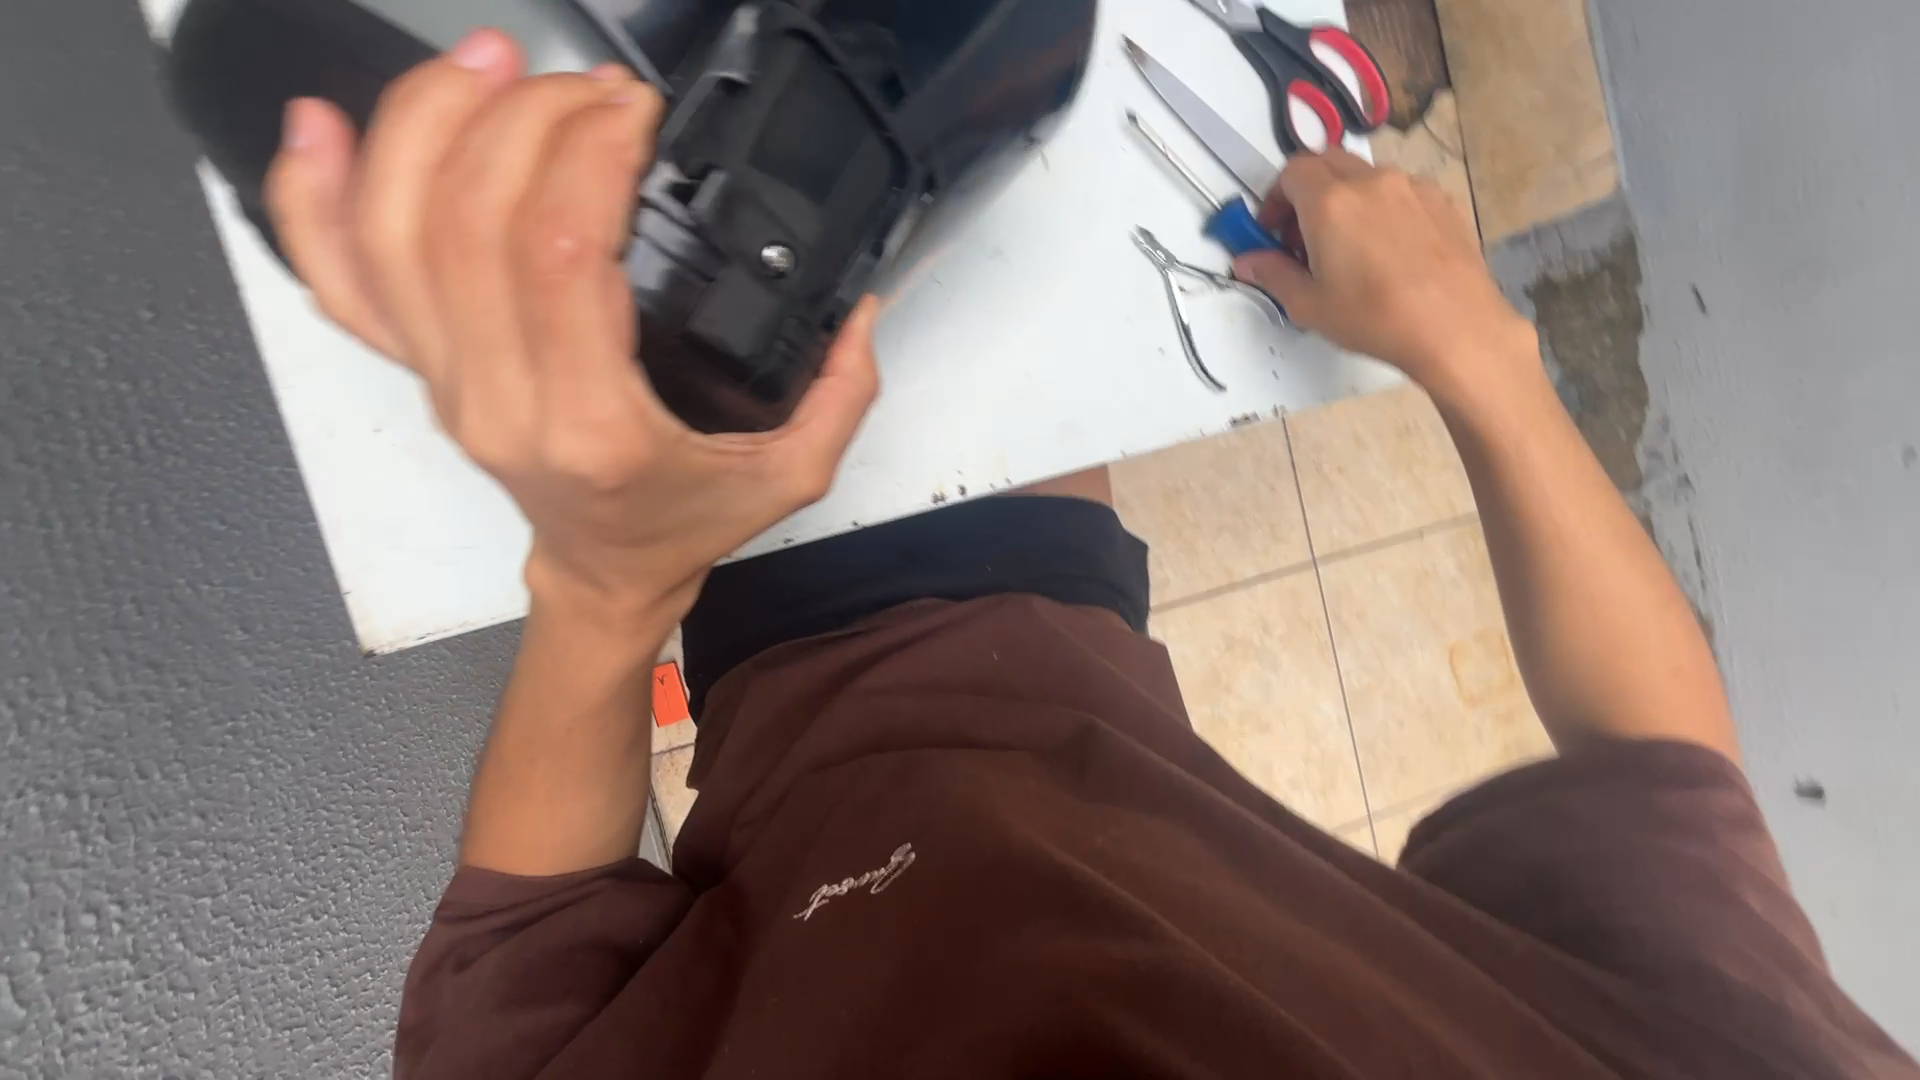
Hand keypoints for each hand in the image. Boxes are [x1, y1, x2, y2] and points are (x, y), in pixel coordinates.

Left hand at [264, 31, 880, 629]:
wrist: (606, 575)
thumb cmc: (686, 529)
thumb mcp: (792, 478)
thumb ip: (842, 396)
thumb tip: (858, 311)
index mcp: (598, 428)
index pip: (561, 255)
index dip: (591, 155)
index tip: (640, 115)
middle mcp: (501, 402)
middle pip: (470, 219)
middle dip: (531, 120)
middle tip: (596, 88)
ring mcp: (445, 385)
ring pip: (395, 229)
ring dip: (433, 123)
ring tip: (498, 65)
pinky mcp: (422, 372)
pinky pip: (342, 278)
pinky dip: (314, 193)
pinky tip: (326, 123)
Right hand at [1233, 149, 1535, 396]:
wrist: (1452, 325)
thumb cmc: (1377, 317)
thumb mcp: (1308, 304)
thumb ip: (1273, 274)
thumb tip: (1250, 262)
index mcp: (1331, 204)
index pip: (1291, 172)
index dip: (1273, 199)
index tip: (1270, 230)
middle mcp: (1371, 183)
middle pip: (1326, 163)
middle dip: (1304, 192)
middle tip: (1297, 235)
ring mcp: (1410, 188)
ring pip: (1362, 176)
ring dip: (1341, 200)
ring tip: (1339, 247)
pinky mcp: (1438, 201)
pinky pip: (1396, 192)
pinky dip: (1376, 209)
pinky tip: (1377, 251)